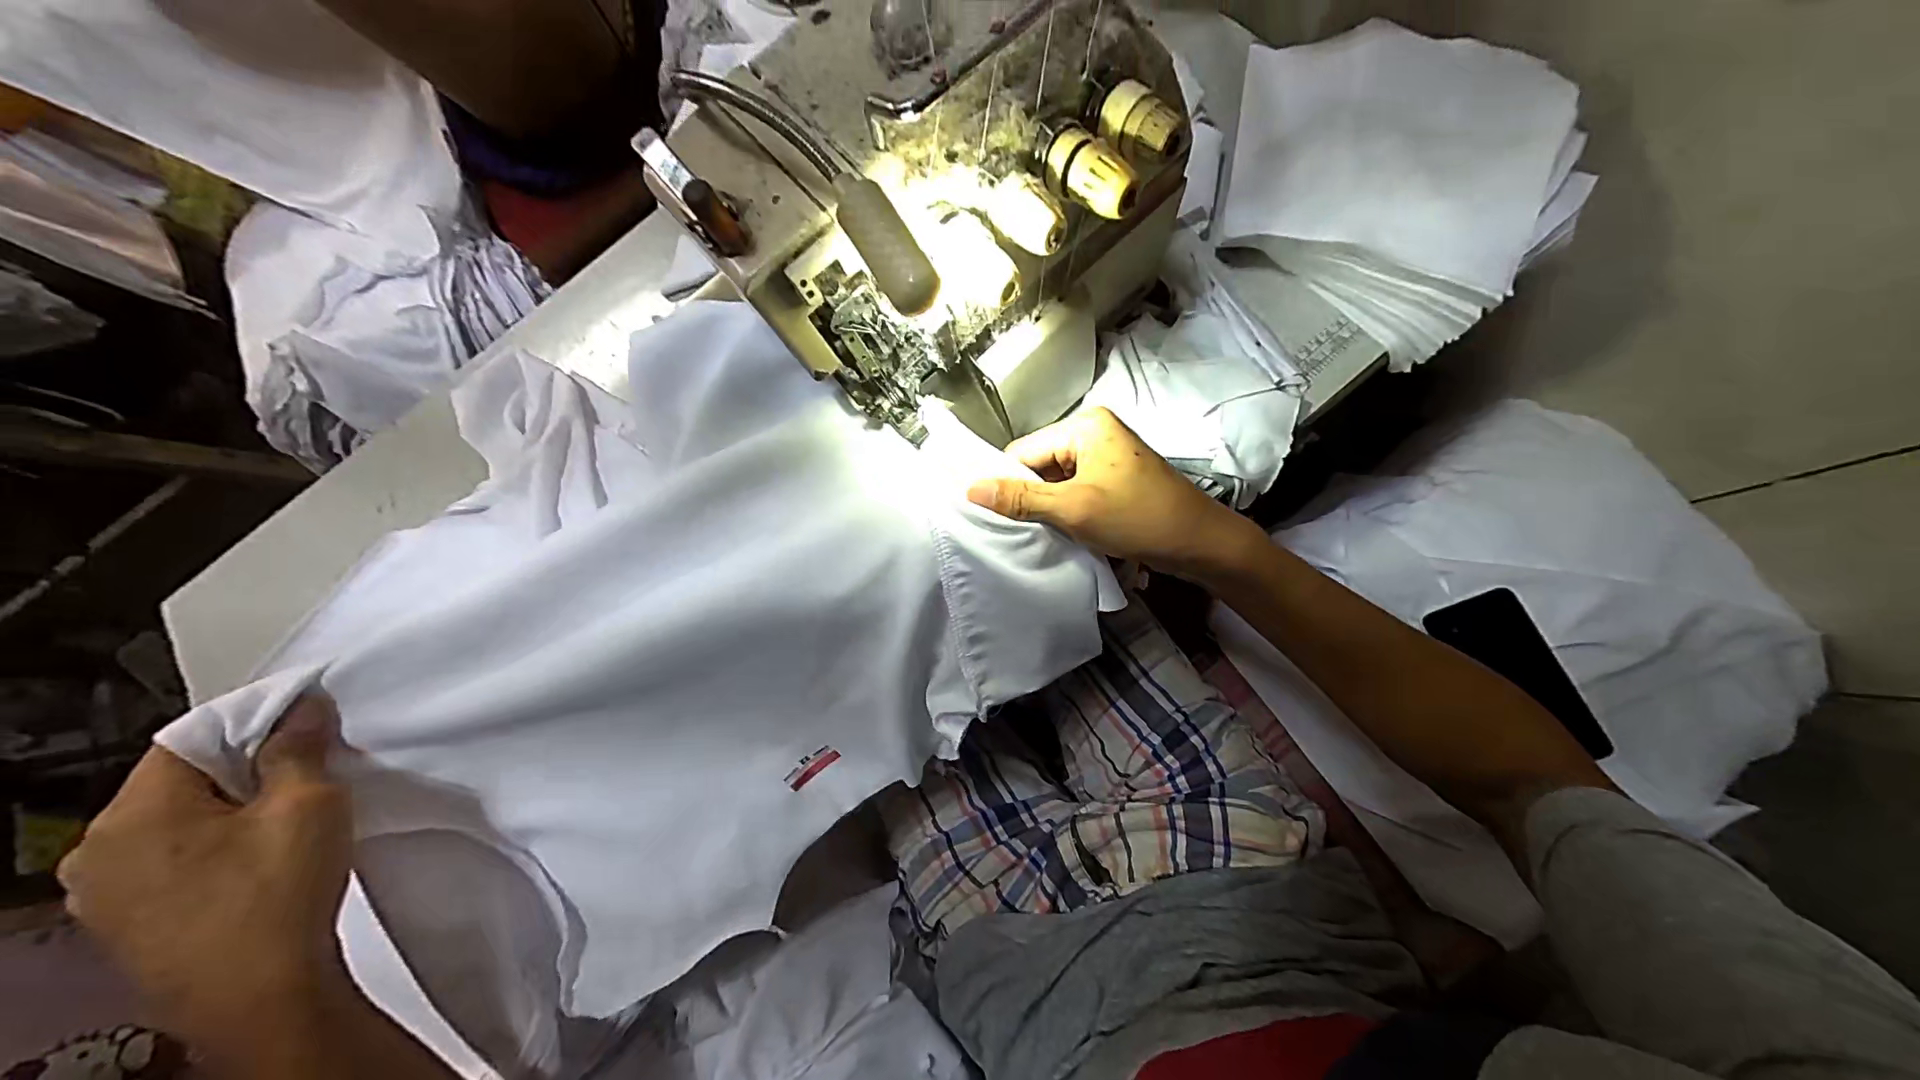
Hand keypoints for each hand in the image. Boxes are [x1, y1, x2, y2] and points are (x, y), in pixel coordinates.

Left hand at [58, 696, 353, 1047]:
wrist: (259, 996)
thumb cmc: (280, 892)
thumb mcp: (308, 804)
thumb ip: (298, 749)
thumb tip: (300, 709)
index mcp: (131, 815)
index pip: (190, 737)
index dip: (253, 723)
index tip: (306, 725)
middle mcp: (96, 851)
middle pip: (179, 780)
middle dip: (243, 769)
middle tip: (306, 774)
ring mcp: (103, 894)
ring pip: (176, 820)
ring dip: (229, 809)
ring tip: (287, 818)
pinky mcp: (125, 922)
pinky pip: (171, 857)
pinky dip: (215, 844)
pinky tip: (259, 858)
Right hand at [967, 407, 1266, 581]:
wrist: (1200, 543)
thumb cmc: (1140, 518)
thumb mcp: (1074, 509)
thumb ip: (1022, 499)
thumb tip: (972, 489)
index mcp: (1085, 426)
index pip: (1023, 451)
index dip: (1006, 483)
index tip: (991, 515)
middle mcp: (1094, 432)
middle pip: (1038, 465)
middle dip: (1029, 498)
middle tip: (1020, 530)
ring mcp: (1106, 456)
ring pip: (1056, 482)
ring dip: (1048, 508)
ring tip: (1044, 533)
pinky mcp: (1114, 478)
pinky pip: (1075, 490)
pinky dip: (1066, 511)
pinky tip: (1064, 531)